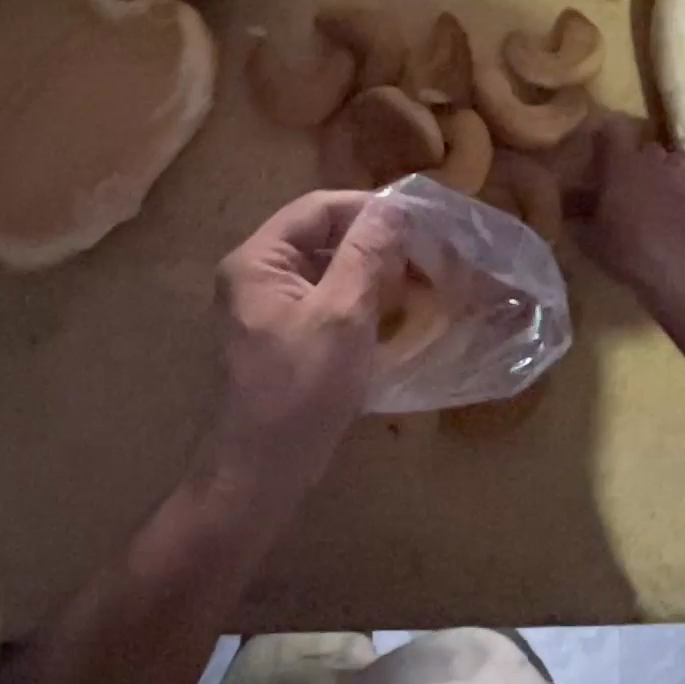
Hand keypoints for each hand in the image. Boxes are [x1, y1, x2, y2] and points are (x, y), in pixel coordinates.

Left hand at [209, 191, 405, 485]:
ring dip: (372, 272)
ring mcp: (269, 308)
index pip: (319, 208)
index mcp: (258, 260)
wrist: (259, 476)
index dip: (370, 209)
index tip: (420, 223)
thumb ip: (367, 255)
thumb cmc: (300, 392)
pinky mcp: (284, 337)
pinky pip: (326, 301)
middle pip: (322, 236)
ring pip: (328, 270)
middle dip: (376, 243)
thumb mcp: (342, 316)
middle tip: (426, 255)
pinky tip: (394, 313)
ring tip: (419, 282)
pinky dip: (361, 301)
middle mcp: (258, 275)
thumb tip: (394, 207)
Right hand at [568, 116, 684, 305]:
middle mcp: (654, 160)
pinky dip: (682, 190)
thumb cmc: (629, 250)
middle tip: (623, 183)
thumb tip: (568, 204)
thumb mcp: (589, 238)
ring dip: (661, 171)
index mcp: (622, 163)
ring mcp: (684, 174)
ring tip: (653, 194)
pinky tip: (677, 211)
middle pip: (644, 146)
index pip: (612, 129)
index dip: (605, 137)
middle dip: (634, 160)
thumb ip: (576, 215)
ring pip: (671, 160)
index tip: (597, 151)